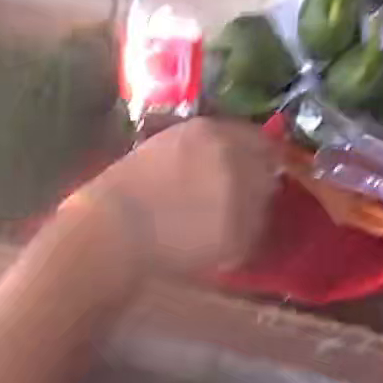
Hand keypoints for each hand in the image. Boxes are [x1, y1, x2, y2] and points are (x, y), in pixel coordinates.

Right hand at [73, 119, 280, 277]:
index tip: (249, 167)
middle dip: (253, 186)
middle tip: (229, 204)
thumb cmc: (125, 191)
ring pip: (261, 209)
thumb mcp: (165, 147)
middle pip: (266, 173)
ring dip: (247, 216)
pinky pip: (249, 241)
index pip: (257, 139)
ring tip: (216, 228)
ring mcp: (241, 201)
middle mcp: (235, 162)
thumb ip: (202, 147)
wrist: (115, 231)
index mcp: (212, 133)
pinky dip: (236, 245)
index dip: (255, 155)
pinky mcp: (238, 238)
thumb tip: (228, 155)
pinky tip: (211, 248)